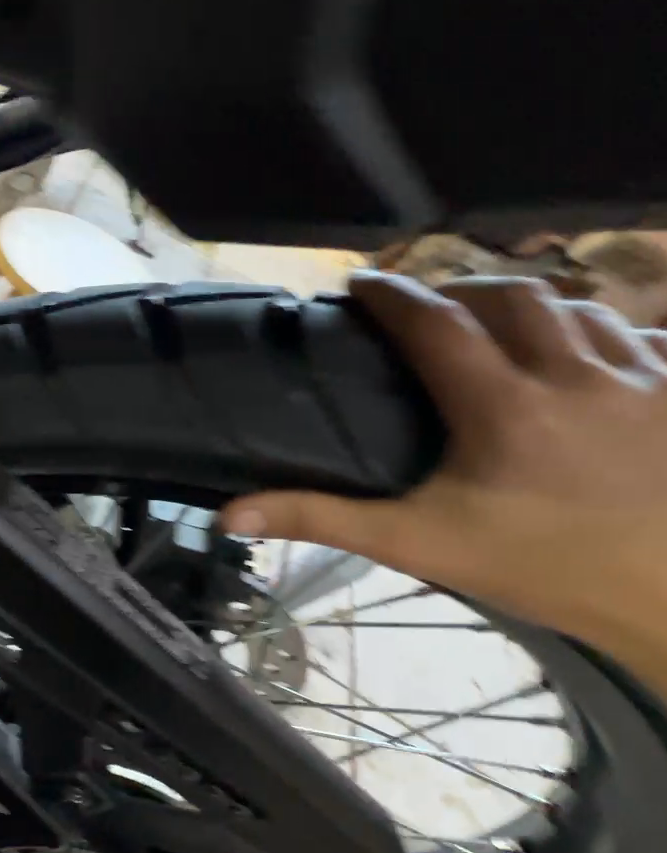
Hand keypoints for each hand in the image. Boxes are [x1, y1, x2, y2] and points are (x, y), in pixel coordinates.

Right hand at [222, 273, 666, 686]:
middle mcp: (576, 375)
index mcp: (502, 403)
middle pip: (515, 298)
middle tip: (426, 304)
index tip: (359, 283)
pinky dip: (611, 333)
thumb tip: (228, 515)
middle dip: (461, 288)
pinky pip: (652, 340)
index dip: (392, 295)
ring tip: (500, 323)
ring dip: (532, 306)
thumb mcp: (415, 544)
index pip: (435, 323)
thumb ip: (320, 520)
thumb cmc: (543, 569)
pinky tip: (595, 353)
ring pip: (585, 311)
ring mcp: (647, 383)